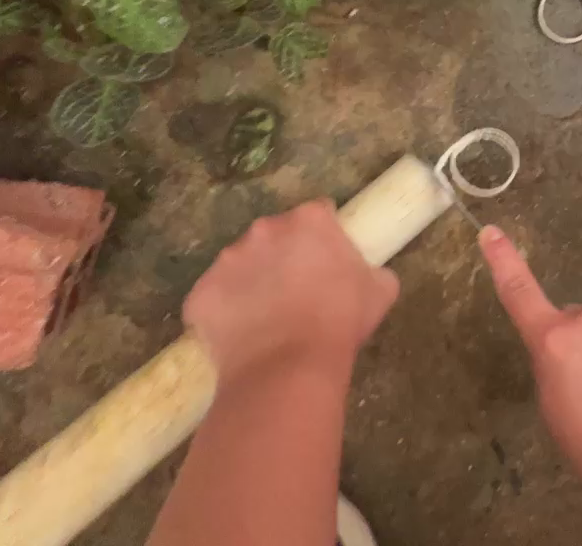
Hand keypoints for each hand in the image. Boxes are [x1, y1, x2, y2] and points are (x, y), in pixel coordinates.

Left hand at [185, 200, 399, 382]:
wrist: (288, 368)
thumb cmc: (341, 321)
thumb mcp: (381, 288)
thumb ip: (372, 269)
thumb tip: (366, 275)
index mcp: (310, 219)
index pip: (319, 214)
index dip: (325, 237)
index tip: (329, 260)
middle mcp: (264, 229)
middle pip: (276, 234)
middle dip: (285, 254)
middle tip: (300, 288)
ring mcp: (226, 261)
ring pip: (242, 264)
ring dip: (254, 280)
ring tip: (269, 315)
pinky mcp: (199, 294)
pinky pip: (214, 296)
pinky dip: (226, 310)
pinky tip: (245, 333)